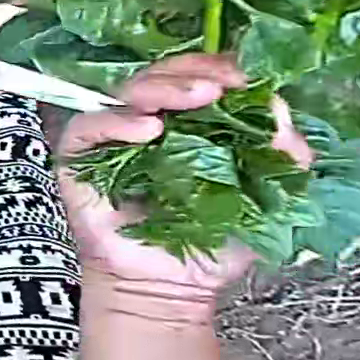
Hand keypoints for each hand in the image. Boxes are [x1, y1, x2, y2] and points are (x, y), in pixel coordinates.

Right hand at [57, 55, 313, 325]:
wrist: (162, 290)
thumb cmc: (205, 245)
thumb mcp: (263, 203)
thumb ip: (281, 159)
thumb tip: (279, 109)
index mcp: (187, 124)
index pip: (195, 79)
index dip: (217, 69)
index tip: (246, 77)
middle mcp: (145, 123)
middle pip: (159, 76)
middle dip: (192, 73)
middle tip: (220, 86)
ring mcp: (109, 138)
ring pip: (125, 92)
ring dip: (161, 88)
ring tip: (193, 99)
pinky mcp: (78, 158)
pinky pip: (90, 127)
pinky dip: (117, 121)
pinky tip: (148, 128)